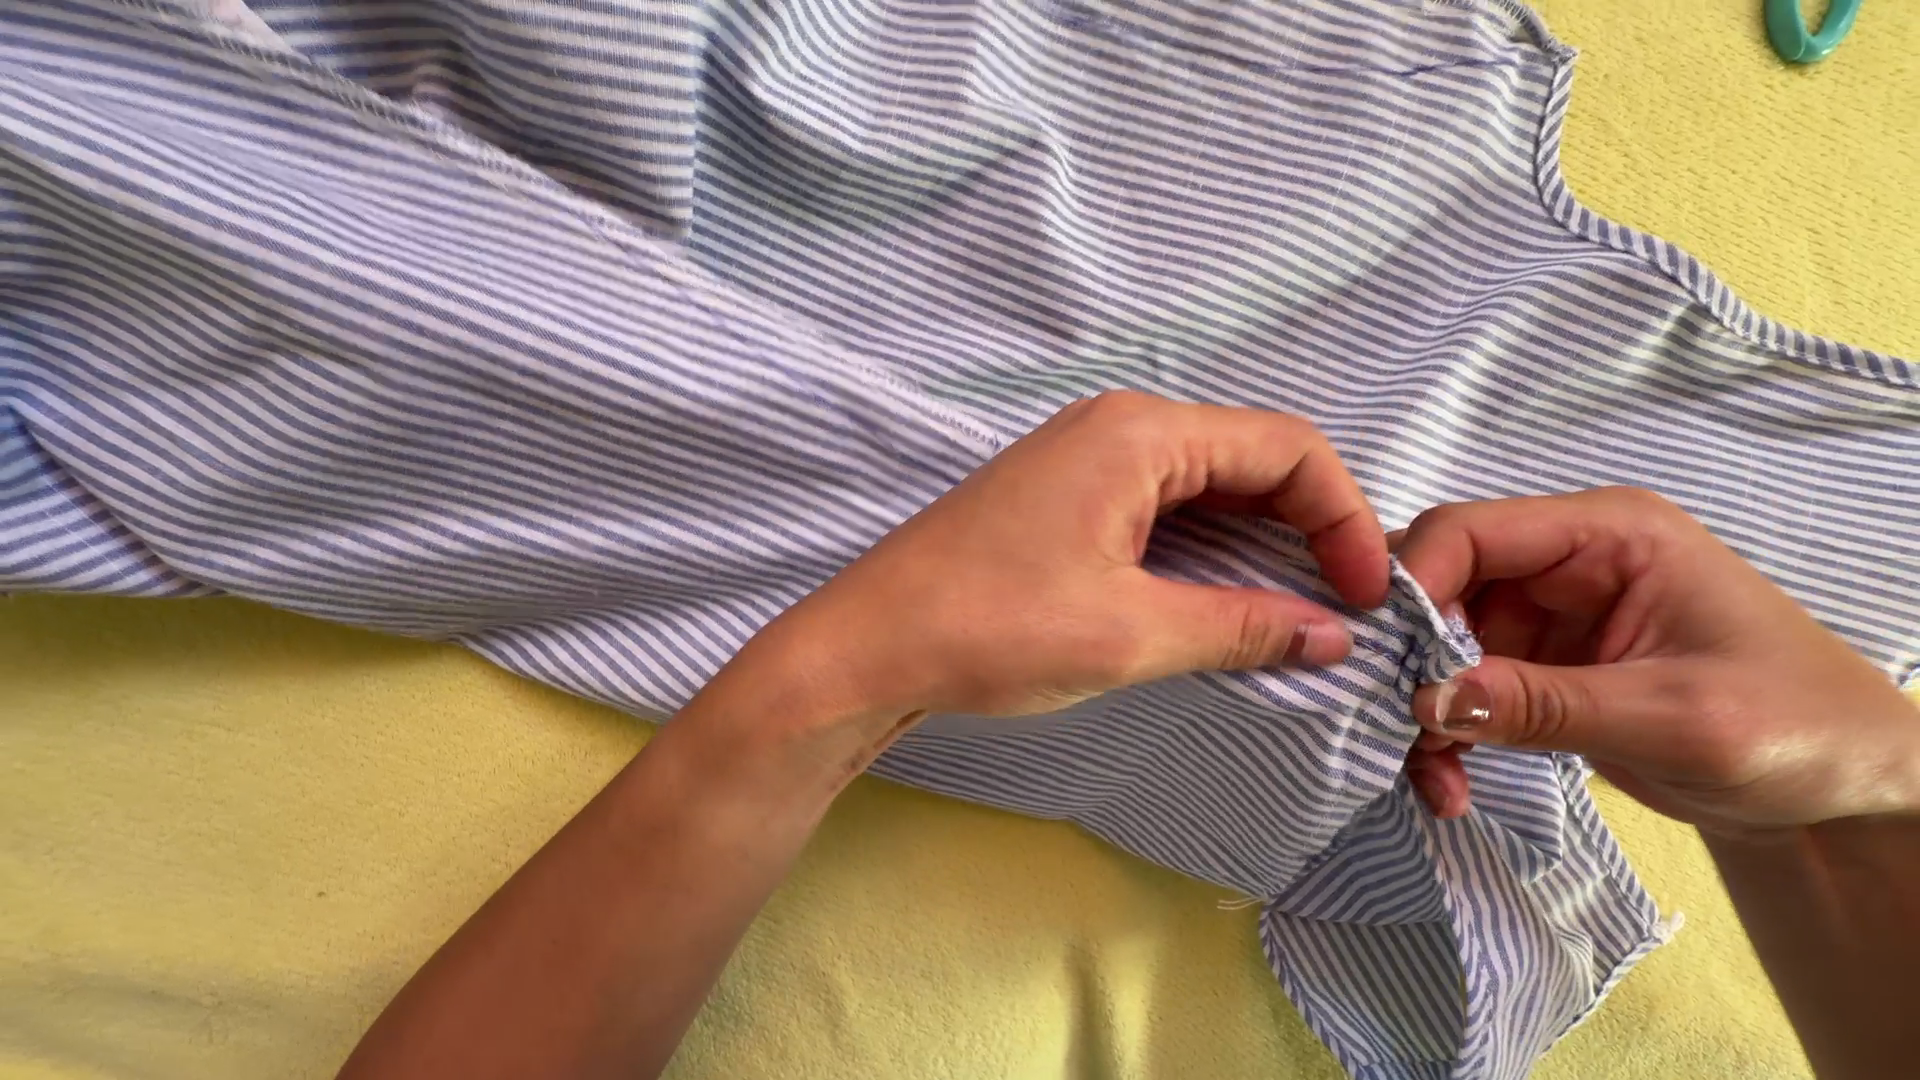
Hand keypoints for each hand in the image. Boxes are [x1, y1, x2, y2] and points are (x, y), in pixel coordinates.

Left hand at [728, 391, 1390, 768]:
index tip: (1365, 594)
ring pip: (1201, 490)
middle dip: (1303, 528)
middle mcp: (1114, 428)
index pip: (1284, 448)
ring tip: (1289, 611)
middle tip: (1336, 607)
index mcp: (1139, 434)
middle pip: (1246, 462)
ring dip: (1253, 544)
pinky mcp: (1059, 499)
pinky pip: (1156, 510)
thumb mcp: (1131, 633)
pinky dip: (1200, 551)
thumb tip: (1330, 634)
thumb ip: (1242, 626)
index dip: (1342, 516)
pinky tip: (1216, 598)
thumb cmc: (992, 627)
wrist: (868, 643)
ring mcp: (1080, 461)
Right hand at [1395, 488, 1919, 834]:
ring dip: (1417, 705)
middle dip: (1405, 652)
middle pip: (1435, 582)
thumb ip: (1546, 705)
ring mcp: (1535, 614)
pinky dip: (1439, 731)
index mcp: (1604, 535)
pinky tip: (1448, 782)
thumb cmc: (1800, 734)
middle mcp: (1557, 562)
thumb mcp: (1679, 720)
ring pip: (1430, 641)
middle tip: (1387, 717)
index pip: (1468, 531)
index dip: (1412, 582)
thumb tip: (1423, 701)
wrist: (1842, 801)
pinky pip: (1451, 683)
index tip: (1381, 657)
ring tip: (1428, 771)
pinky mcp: (1523, 661)